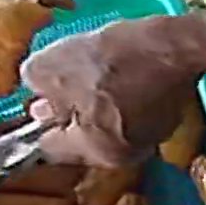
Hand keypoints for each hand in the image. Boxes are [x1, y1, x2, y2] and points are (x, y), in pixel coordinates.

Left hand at [24, 15, 200, 164]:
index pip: (52, 148)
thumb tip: (43, 107)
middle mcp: (128, 156)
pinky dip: (126, 106)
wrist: (169, 49)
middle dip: (73, 119)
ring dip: (101, 113)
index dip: (38, 124)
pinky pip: (134, 121)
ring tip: (99, 82)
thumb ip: (36, 95)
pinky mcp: (168, 123)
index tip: (39, 103)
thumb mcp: (46, 70)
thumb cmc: (108, 61)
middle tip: (68, 88)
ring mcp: (152, 140)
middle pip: (86, 143)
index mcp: (96, 150)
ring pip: (111, 132)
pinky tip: (124, 82)